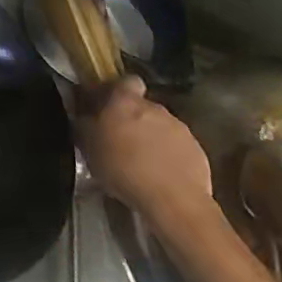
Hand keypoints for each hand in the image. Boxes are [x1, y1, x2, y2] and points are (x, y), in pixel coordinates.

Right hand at [78, 76, 214, 225]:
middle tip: (120, 141)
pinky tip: (161, 176)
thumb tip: (83, 112)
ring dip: (151, 138)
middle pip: (142, 107)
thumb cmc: (122, 168)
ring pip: (160, 127)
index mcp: (125, 101)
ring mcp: (180, 129)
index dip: (118, 90)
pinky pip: (178, 147)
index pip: (126, 81)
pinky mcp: (198, 152)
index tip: (108, 106)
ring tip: (142, 163)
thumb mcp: (88, 146)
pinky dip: (169, 156)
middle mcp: (155, 108)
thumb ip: (84, 123)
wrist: (173, 201)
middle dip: (133, 119)